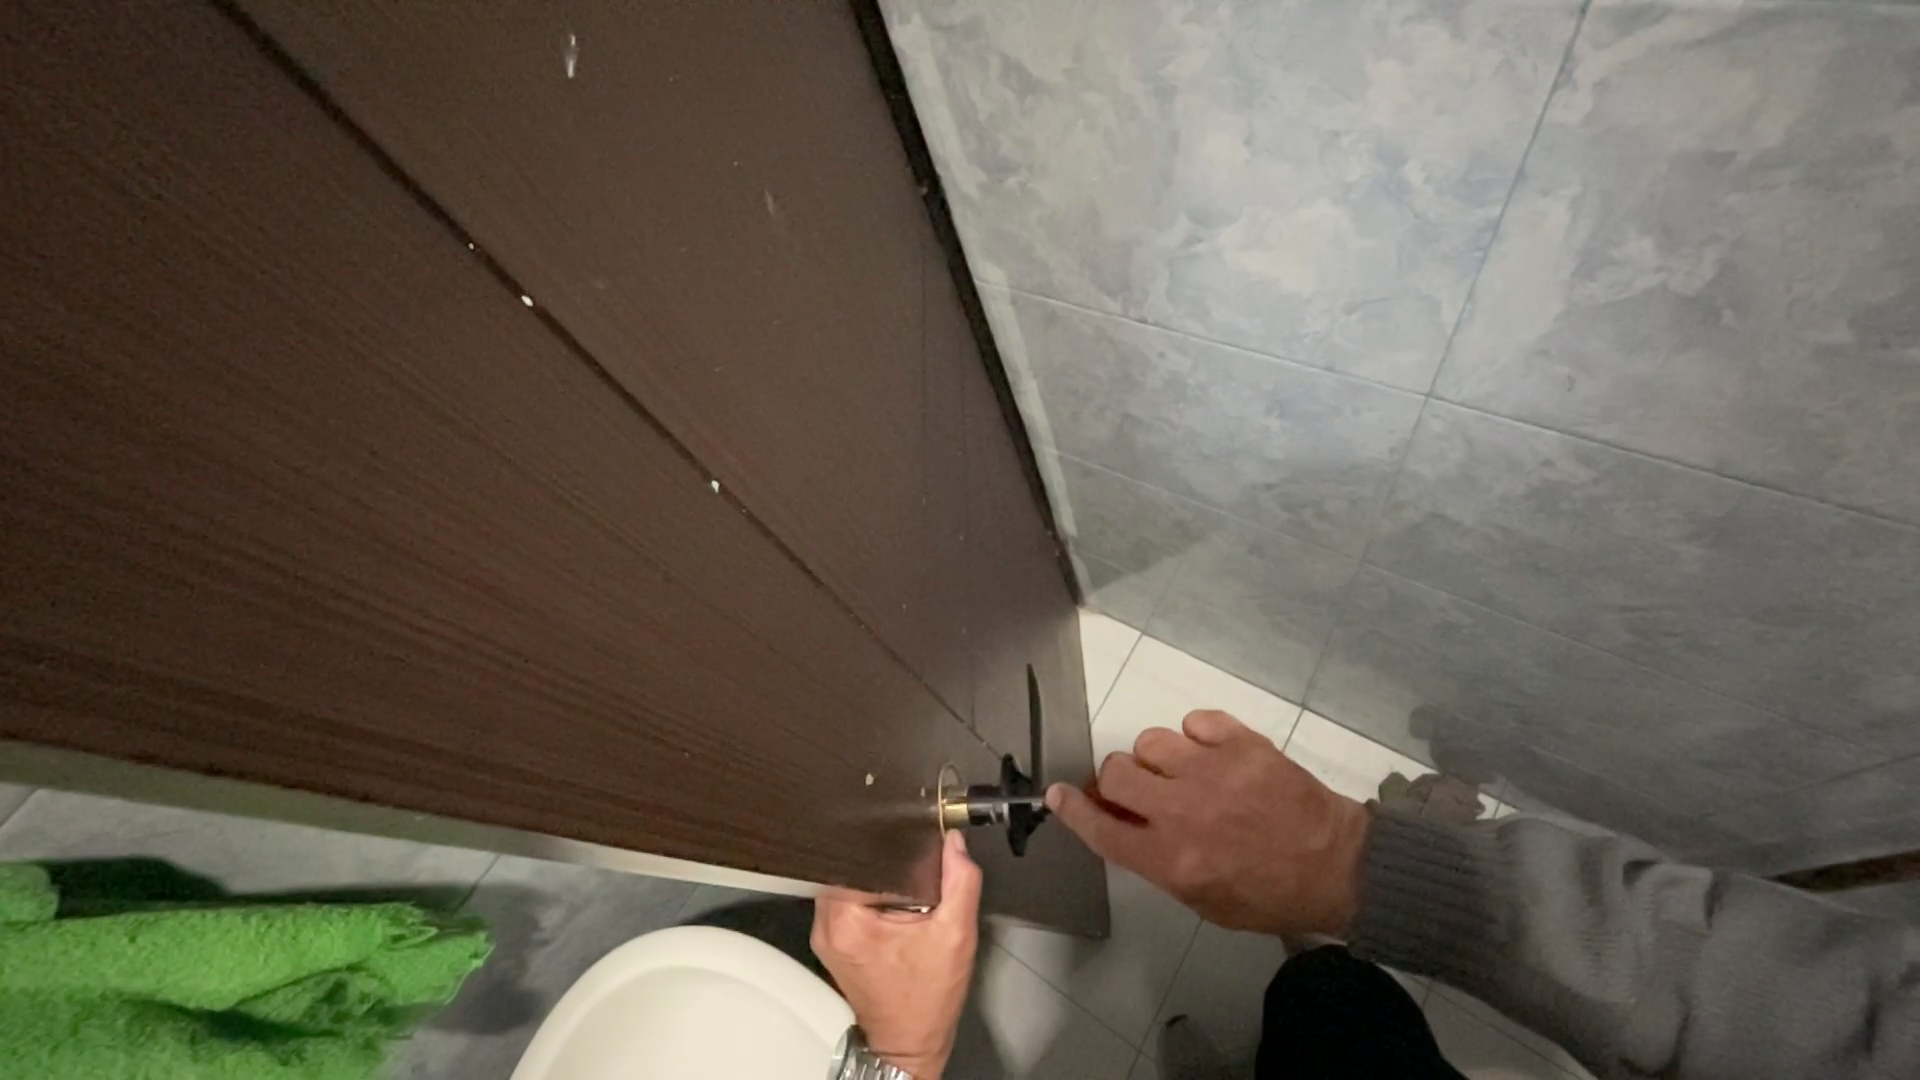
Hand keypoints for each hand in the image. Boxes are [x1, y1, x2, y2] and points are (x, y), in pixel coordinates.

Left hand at [811, 829, 980, 1078]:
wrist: (910, 1044)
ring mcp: (825, 934)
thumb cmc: (929, 997)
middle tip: (912, 850)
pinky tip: (895, 893)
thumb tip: (955, 842)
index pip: (855, 855)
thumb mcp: (955, 934)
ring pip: (848, 879)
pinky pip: (847, 898)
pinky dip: (870, 892)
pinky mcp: (834, 941)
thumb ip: (960, 881)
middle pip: (849, 865)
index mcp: (847, 918)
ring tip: (906, 871)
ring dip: (876, 874)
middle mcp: (826, 924)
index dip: (882, 840)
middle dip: (881, 856)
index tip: (907, 832)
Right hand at [1047, 709, 1369, 936]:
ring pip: (1150, 741)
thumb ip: (1155, 861)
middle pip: (1114, 772)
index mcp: (1171, 859)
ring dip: (1157, 758)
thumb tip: (1119, 822)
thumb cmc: (1267, 893)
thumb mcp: (1203, 900)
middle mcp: (1182, 810)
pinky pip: (1194, 721)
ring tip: (1183, 771)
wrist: (1338, 866)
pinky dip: (1196, 735)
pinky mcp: (1241, 743)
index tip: (1057, 794)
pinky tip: (1212, 753)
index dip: (1072, 809)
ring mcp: (1212, 770)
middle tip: (1137, 788)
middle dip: (1115, 780)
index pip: (1101, 827)